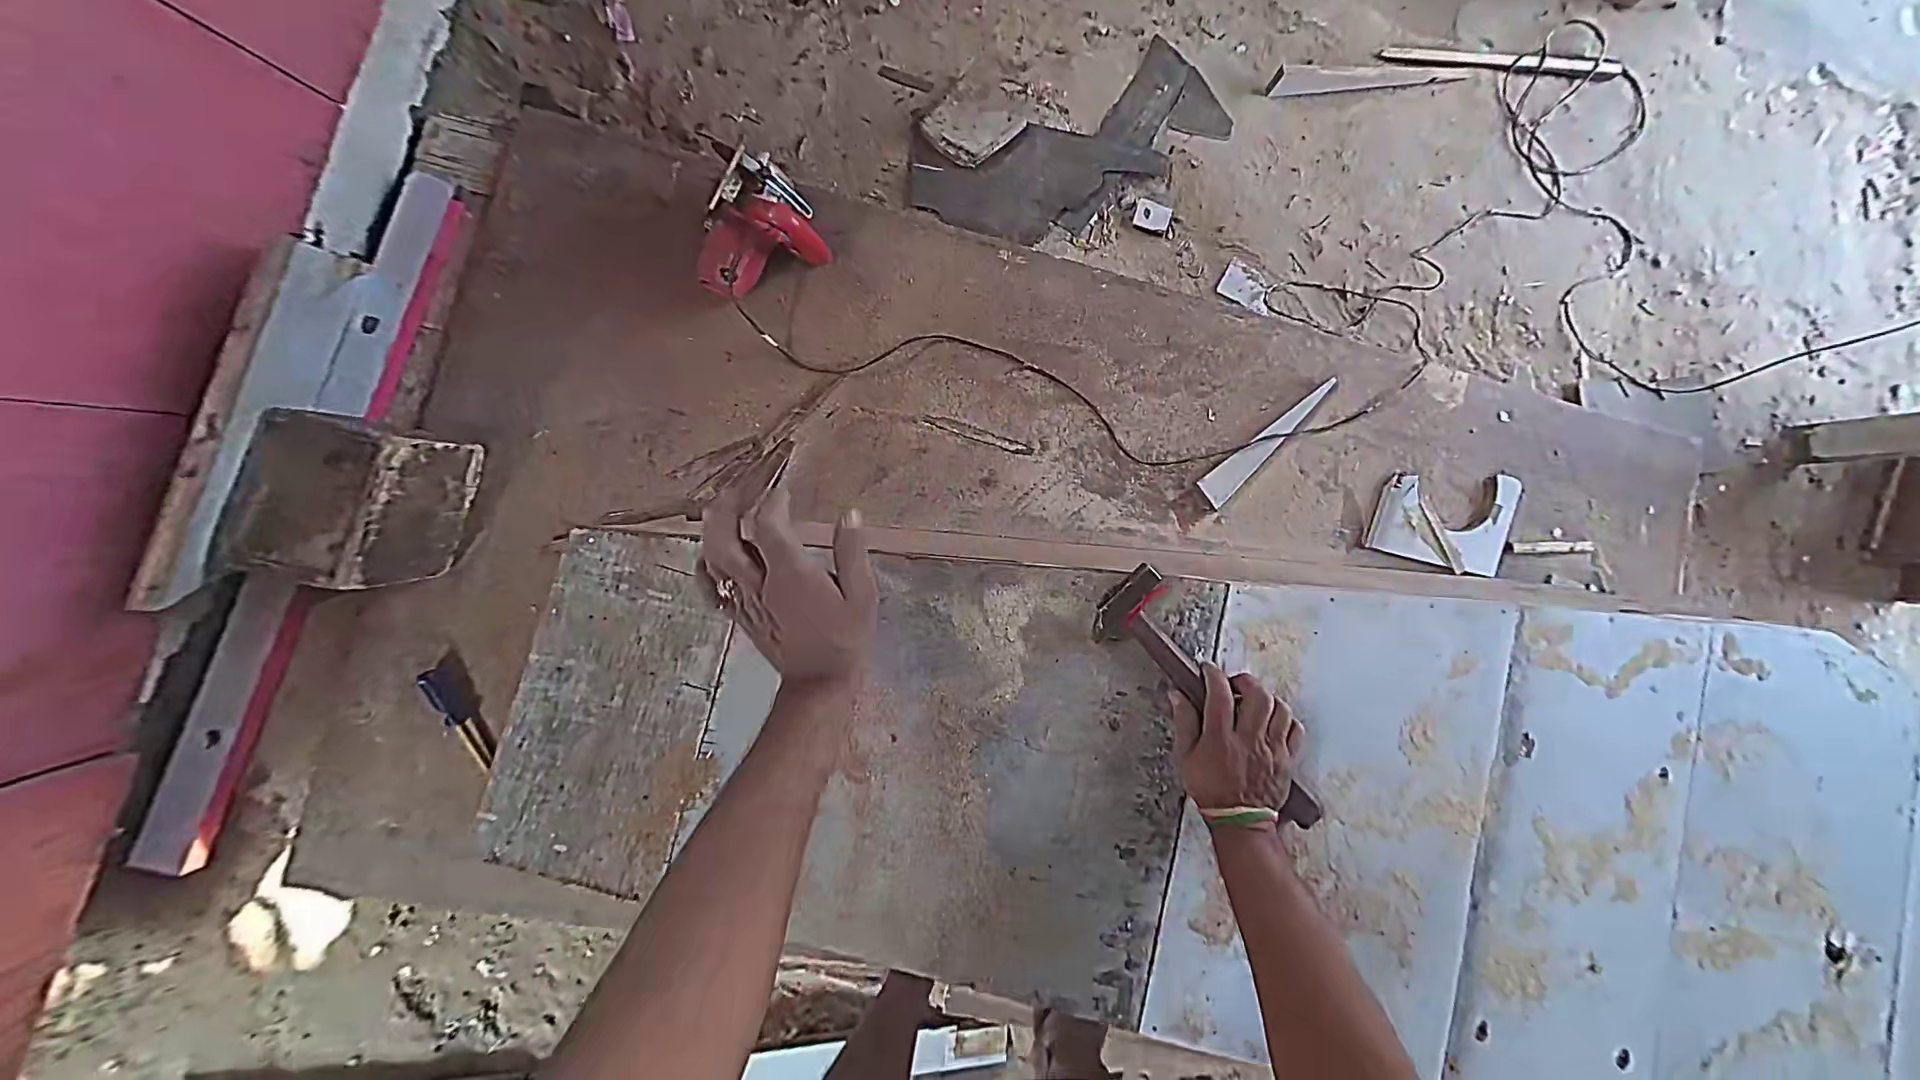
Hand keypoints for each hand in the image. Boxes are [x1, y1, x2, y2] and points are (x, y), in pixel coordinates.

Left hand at [699, 453, 877, 690]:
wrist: (819, 682)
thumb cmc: (845, 638)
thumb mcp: (862, 595)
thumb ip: (852, 552)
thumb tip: (850, 514)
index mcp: (789, 575)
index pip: (767, 524)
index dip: (772, 499)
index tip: (784, 487)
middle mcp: (759, 583)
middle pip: (724, 534)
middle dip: (730, 502)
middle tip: (746, 484)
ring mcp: (742, 599)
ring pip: (711, 555)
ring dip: (716, 525)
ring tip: (730, 505)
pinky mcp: (737, 613)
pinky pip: (709, 583)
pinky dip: (705, 561)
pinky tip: (713, 551)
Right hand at [1168, 663, 1303, 822]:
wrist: (1239, 821)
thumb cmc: (1210, 789)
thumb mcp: (1185, 756)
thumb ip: (1184, 722)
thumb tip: (1177, 696)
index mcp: (1220, 738)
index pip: (1219, 694)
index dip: (1213, 675)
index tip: (1208, 670)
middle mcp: (1248, 739)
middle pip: (1257, 695)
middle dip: (1244, 681)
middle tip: (1234, 683)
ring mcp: (1271, 749)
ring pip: (1279, 708)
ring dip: (1266, 697)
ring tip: (1254, 700)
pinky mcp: (1286, 759)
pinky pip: (1295, 729)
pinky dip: (1285, 718)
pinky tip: (1272, 719)